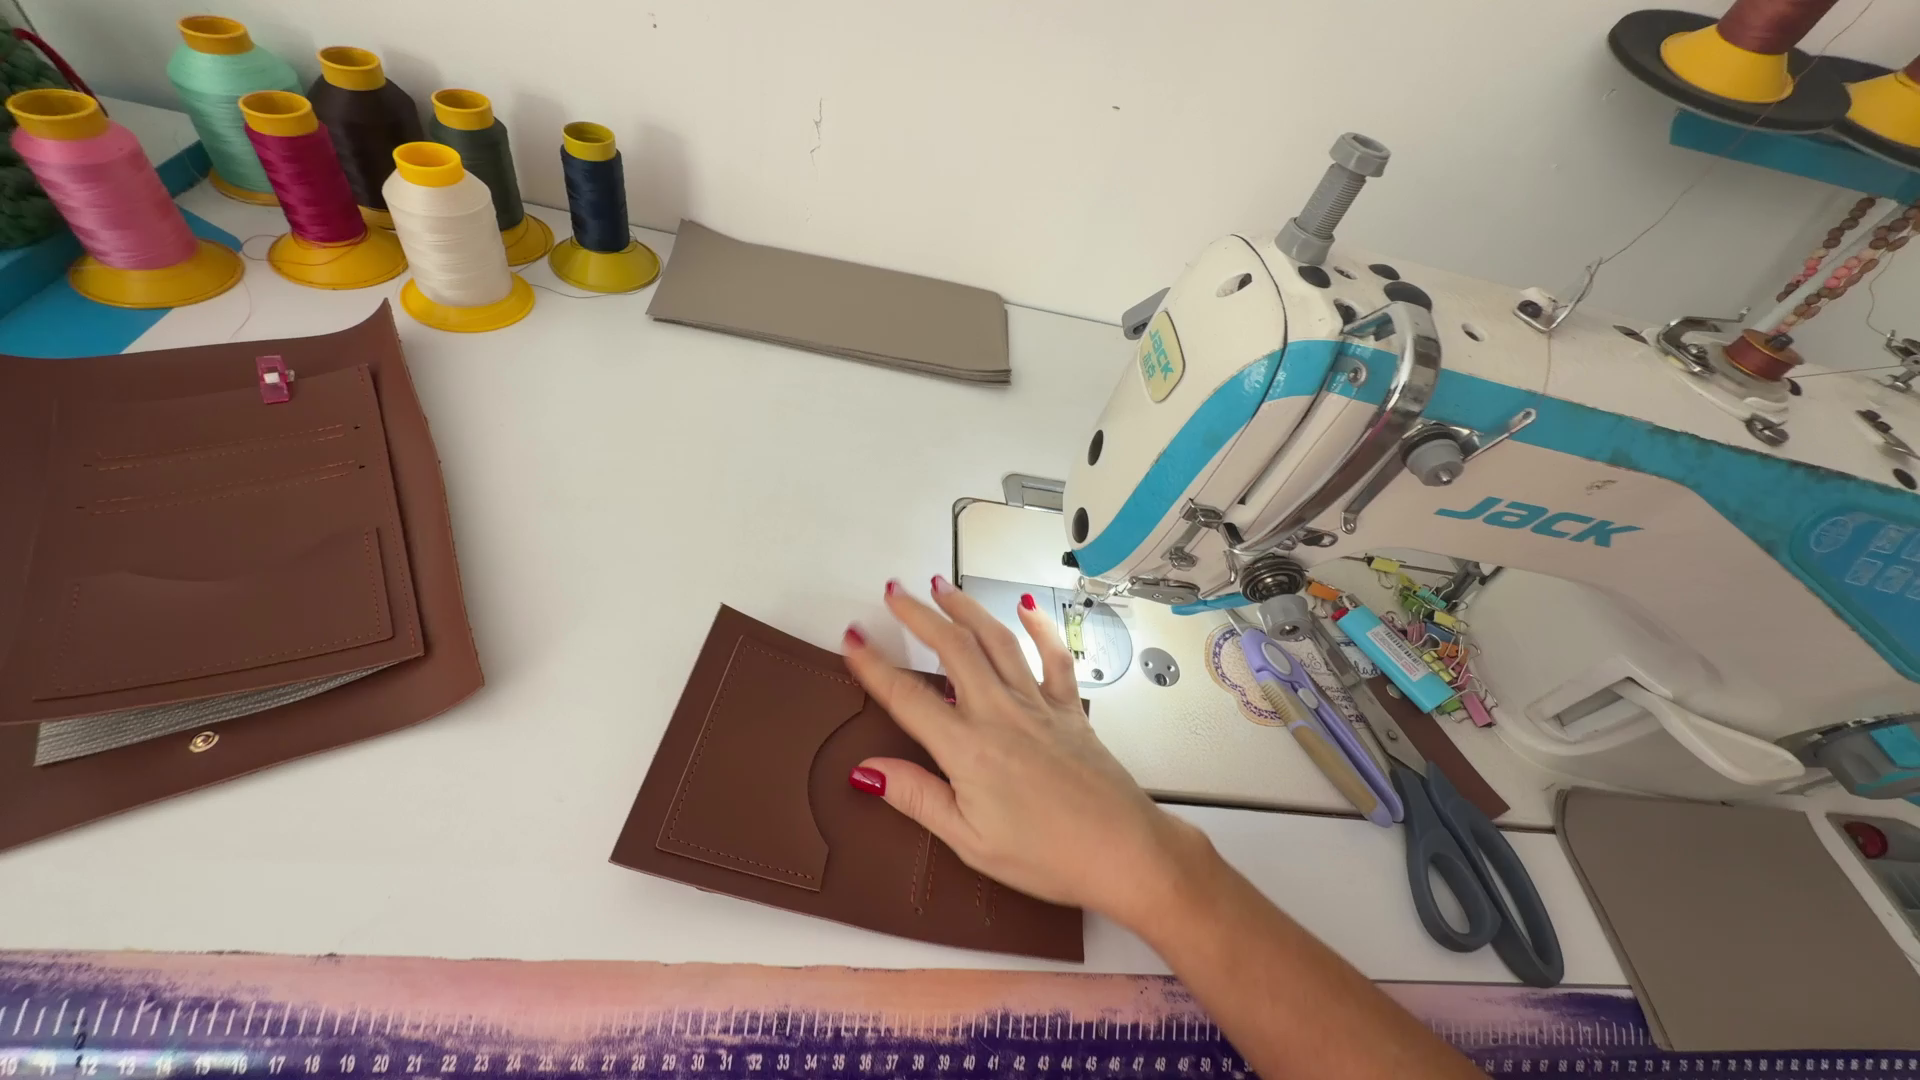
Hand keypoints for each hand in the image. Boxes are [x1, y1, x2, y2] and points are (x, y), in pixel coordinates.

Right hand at [840, 576, 1204, 924]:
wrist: (1122, 851)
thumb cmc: (1044, 856)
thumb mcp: (969, 840)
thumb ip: (917, 797)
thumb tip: (866, 770)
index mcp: (968, 747)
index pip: (908, 698)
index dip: (874, 666)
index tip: (852, 637)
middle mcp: (1000, 712)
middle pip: (952, 650)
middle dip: (919, 615)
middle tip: (895, 591)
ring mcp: (1038, 704)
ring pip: (997, 641)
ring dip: (966, 609)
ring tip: (942, 586)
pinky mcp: (1070, 708)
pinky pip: (1053, 657)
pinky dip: (1040, 628)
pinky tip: (1026, 606)